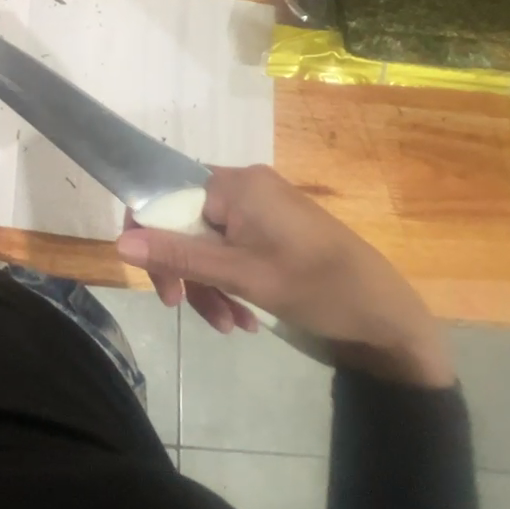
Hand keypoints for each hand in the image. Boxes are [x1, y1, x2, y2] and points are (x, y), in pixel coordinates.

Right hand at [117, 165, 455, 387]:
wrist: (390, 319)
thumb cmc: (317, 287)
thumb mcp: (242, 276)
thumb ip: (179, 257)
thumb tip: (119, 243)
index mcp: (236, 184)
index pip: (165, 195)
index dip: (149, 236)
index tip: (159, 282)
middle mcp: (244, 186)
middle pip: (185, 222)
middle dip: (186, 271)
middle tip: (186, 309)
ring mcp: (260, 208)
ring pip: (207, 242)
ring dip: (208, 285)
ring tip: (229, 325)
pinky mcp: (273, 230)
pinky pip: (231, 249)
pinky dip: (229, 282)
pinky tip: (243, 318)